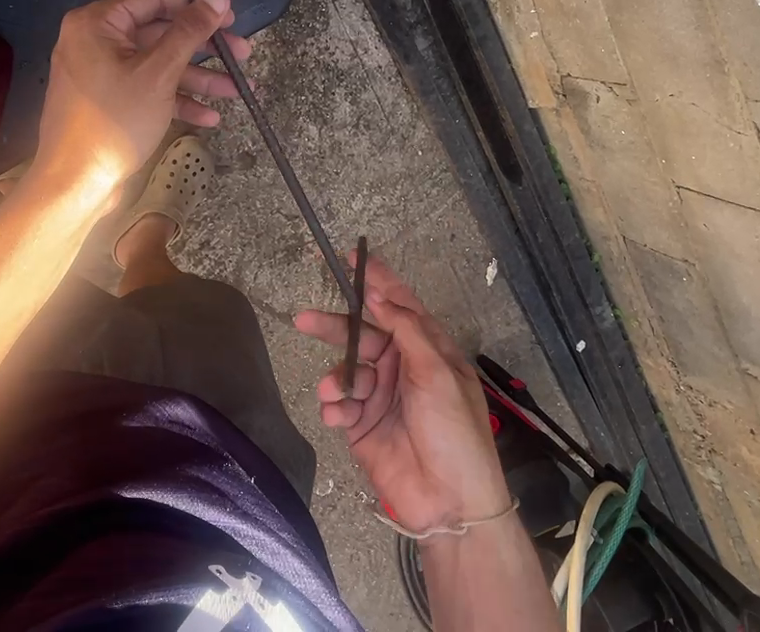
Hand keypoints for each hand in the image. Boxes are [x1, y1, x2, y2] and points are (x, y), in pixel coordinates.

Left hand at [35, 0, 249, 187]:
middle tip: (243, 55)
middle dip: (204, 49)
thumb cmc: (114, 121)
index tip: (230, 19)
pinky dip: (175, 99)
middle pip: (160, 34)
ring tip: (237, 90)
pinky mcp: (108, 102)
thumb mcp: (158, 73)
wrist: (75, 184)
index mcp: (97, 23)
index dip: (196, 7)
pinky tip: (209, 116)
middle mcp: (95, 41)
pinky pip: (146, 89)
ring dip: (197, 78)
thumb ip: (190, 32)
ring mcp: (101, 73)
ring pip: (157, 65)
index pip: (154, 0)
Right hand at [296, 257, 509, 533]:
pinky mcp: (362, 425)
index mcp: (426, 349)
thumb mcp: (438, 373)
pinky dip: (335, 407)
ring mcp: (380, 396)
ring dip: (336, 377)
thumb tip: (378, 294)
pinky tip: (340, 416)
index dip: (375, 280)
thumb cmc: (454, 431)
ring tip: (336, 392)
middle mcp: (401, 367)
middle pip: (360, 334)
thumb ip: (407, 329)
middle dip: (334, 327)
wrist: (450, 501)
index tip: (349, 257)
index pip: (398, 304)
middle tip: (304, 319)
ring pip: (345, 370)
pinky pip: (339, 404)